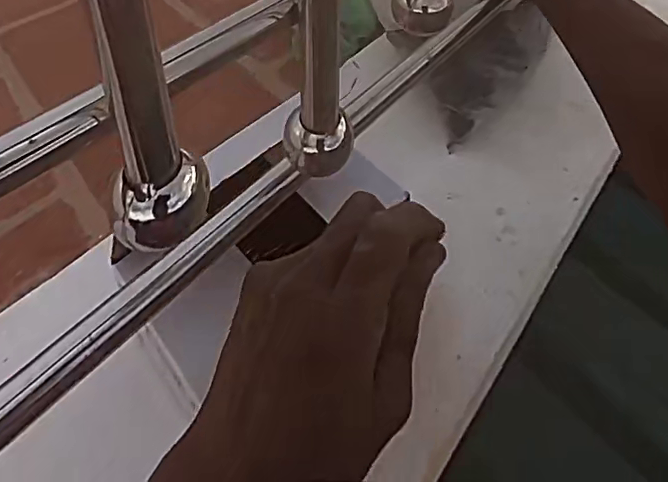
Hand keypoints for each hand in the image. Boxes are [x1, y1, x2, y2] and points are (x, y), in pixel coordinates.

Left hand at [151, 193, 446, 481]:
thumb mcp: (386, 397)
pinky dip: (330, 261)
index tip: (433, 230)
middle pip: (359, 212)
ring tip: (370, 297)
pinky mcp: (254, 284)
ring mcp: (273, 280)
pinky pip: (307, 249)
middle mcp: (302, 286)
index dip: (417, 221)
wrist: (234, 474)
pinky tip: (333, 308)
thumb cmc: (311, 456)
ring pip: (334, 227)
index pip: (386, 232)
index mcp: (341, 318)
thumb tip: (426, 259)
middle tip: (409, 257)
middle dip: (392, 224)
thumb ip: (408, 313)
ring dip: (362, 243)